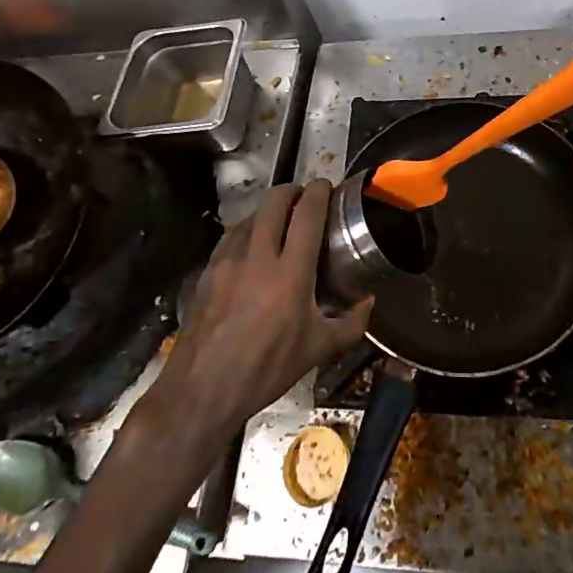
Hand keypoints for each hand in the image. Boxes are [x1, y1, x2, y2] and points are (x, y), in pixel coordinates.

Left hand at [22, 183, 372, 572]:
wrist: (204, 387)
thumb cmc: (267, 369)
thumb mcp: (317, 350)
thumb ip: (351, 323)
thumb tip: (368, 302)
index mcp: (290, 272)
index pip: (306, 215)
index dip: (318, 192)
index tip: (326, 185)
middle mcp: (258, 256)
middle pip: (274, 201)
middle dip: (291, 190)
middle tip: (304, 197)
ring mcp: (228, 260)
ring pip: (250, 216)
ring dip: (268, 210)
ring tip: (280, 222)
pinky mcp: (208, 270)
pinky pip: (231, 237)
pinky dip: (247, 231)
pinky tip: (252, 248)